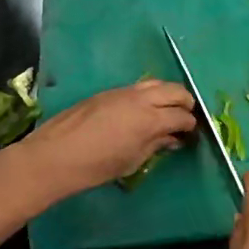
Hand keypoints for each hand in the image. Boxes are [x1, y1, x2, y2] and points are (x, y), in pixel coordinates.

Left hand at [17, 78, 195, 199]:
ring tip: (167, 110)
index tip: (191, 134)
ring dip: (167, 94)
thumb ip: (156, 145)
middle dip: (185, 102)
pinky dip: (149, 94)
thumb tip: (172, 138)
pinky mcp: (109, 92)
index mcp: (150, 118)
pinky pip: (138, 87)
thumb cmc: (97, 166)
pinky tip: (143, 110)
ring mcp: (124, 91)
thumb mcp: (132, 161)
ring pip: (156, 83)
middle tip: (185, 118)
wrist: (56, 155)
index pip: (182, 115)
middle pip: (175, 90)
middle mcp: (141, 98)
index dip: (190, 125)